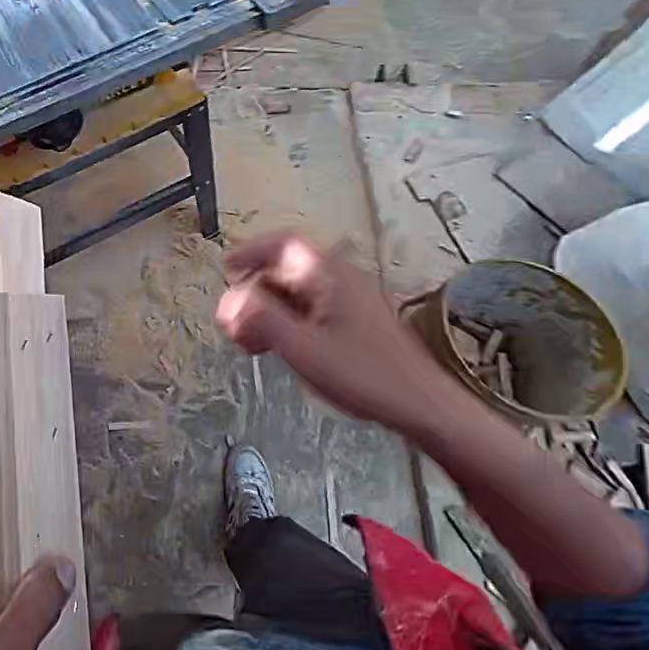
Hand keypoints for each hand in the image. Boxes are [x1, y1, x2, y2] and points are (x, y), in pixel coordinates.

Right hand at [215, 232, 463, 435]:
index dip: (251, 251)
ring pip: (296, 293)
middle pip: (287, 270)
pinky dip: (287, 322)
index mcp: (331, 276)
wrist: (420, 404)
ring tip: (249, 339)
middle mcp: (341, 280)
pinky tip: (277, 346)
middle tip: (233, 318)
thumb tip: (231, 300)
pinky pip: (310, 310)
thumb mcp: (305, 350)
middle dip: (254, 291)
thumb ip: (264, 321)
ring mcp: (349, 301)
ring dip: (268, 310)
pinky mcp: (353, 322)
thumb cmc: (370, 377)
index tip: (228, 266)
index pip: (284, 245)